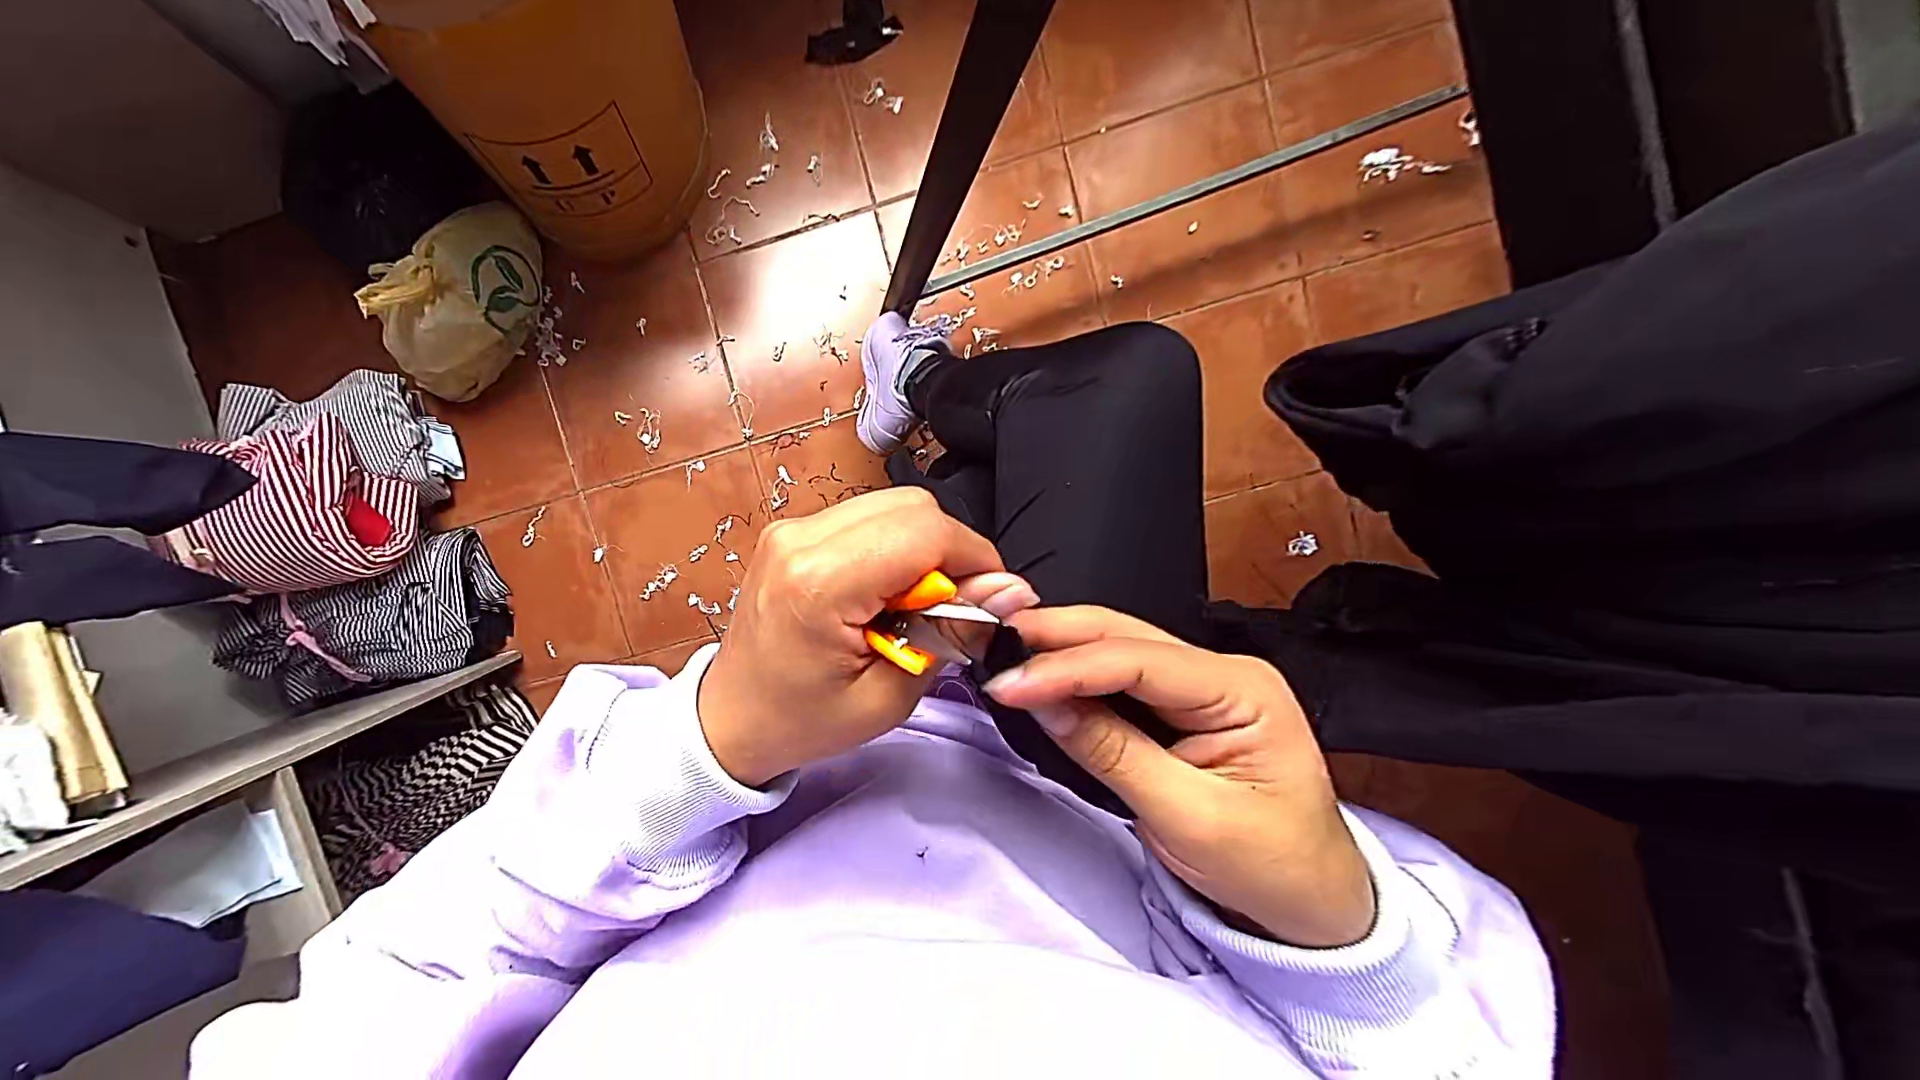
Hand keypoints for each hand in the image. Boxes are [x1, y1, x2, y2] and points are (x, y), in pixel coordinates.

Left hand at [699, 488, 1036, 786]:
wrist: (732, 719)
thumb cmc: (800, 720)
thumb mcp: (890, 694)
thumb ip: (951, 631)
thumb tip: (1006, 591)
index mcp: (819, 583)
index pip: (927, 532)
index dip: (975, 559)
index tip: (990, 596)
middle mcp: (801, 539)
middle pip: (915, 507)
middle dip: (951, 551)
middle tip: (950, 605)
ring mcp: (794, 528)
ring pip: (897, 505)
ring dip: (924, 548)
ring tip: (913, 603)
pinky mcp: (797, 531)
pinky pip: (871, 516)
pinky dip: (897, 547)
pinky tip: (886, 590)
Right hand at [983, 606, 1374, 947]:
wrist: (1313, 901)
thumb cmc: (1273, 867)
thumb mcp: (1188, 818)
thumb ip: (1112, 753)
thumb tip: (1046, 705)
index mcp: (1242, 689)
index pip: (1137, 660)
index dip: (1066, 667)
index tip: (1010, 681)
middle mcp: (1222, 671)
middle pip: (1125, 635)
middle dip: (1056, 635)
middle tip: (996, 640)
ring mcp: (1203, 683)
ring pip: (1118, 647)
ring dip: (1061, 649)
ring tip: (1009, 653)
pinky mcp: (1183, 702)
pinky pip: (1121, 677)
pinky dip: (1077, 675)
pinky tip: (1045, 675)